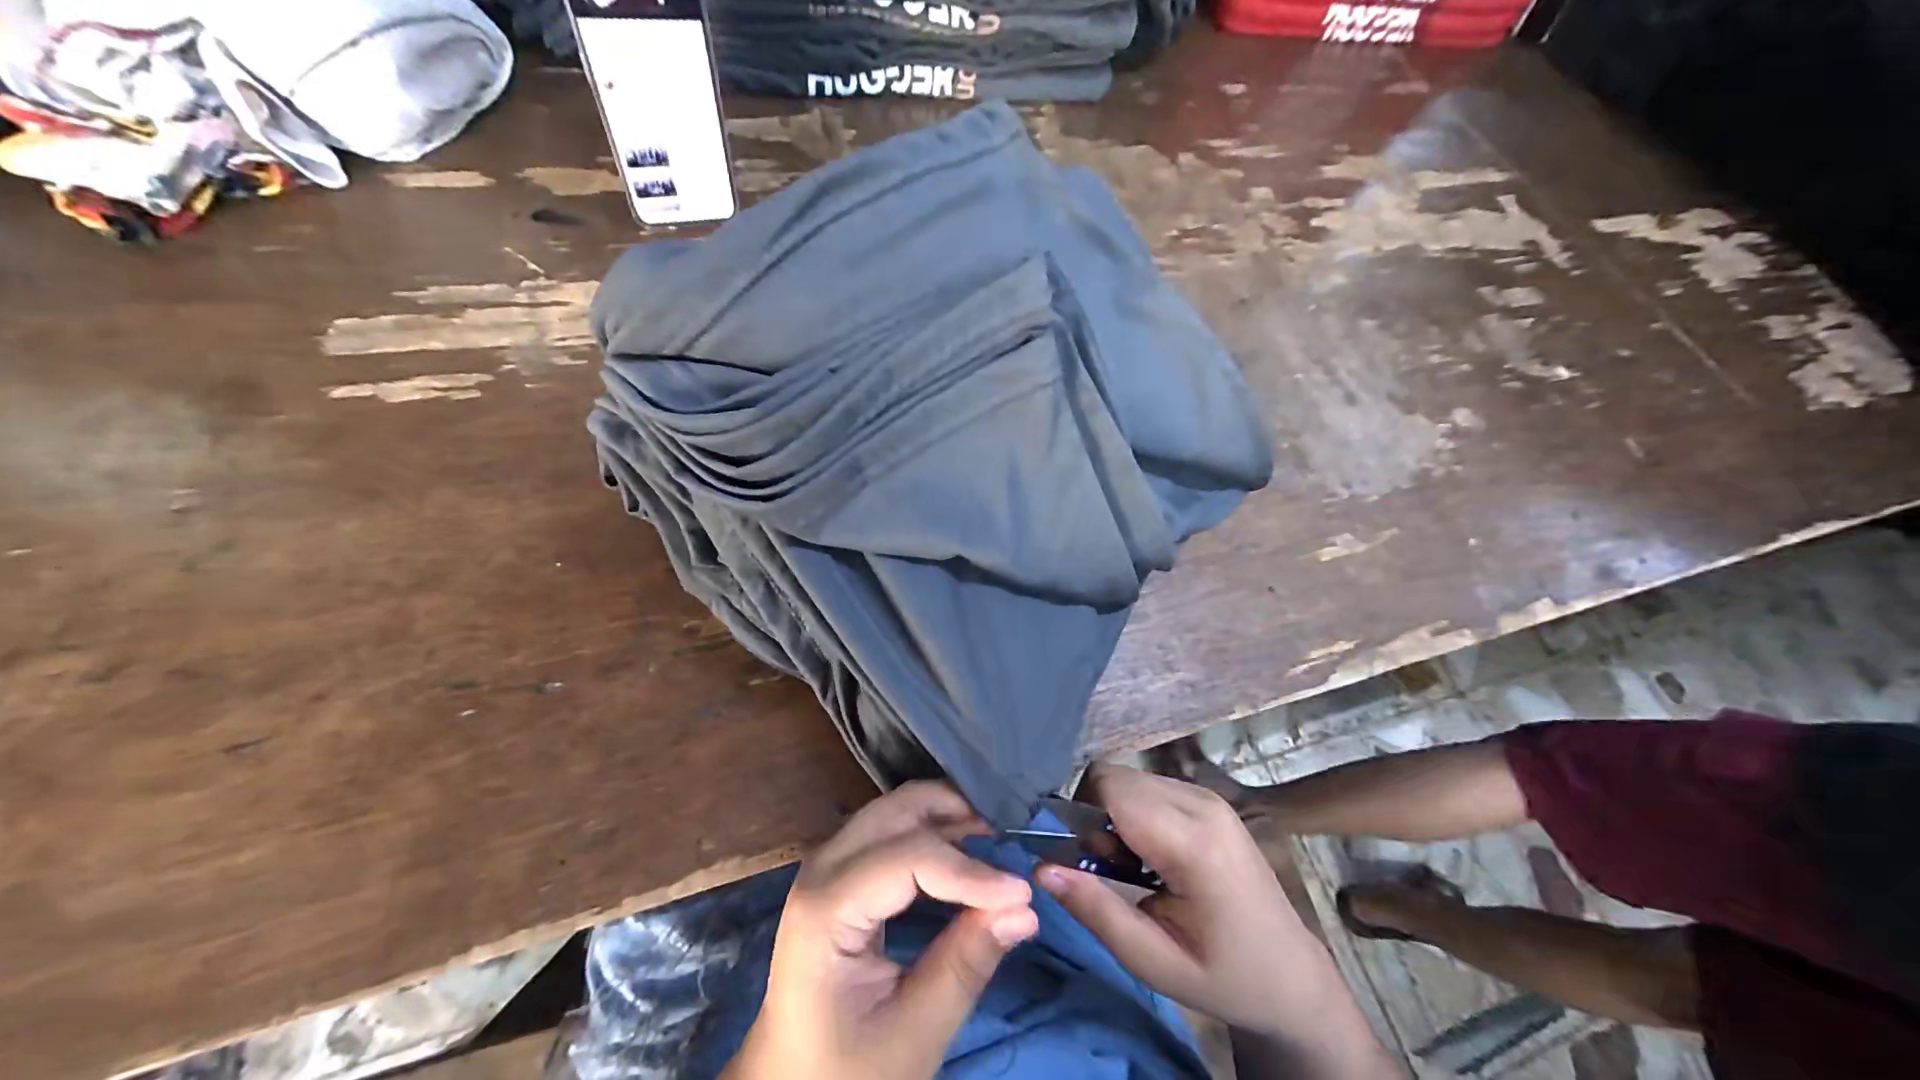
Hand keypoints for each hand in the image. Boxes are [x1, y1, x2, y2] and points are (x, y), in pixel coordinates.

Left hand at [722, 782, 1038, 1079]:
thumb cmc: (844, 1071)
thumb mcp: (912, 1034)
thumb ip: (965, 964)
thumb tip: (1024, 910)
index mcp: (826, 909)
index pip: (909, 858)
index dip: (970, 871)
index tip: (1022, 893)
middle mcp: (821, 869)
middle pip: (897, 812)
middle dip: (957, 817)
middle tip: (1009, 845)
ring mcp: (826, 865)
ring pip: (894, 811)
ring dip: (945, 817)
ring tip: (994, 845)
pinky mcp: (838, 872)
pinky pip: (889, 830)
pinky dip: (930, 831)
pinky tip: (963, 852)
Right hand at [1035, 763, 1398, 1078]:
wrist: (1292, 976)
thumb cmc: (1224, 977)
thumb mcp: (1153, 961)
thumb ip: (1095, 910)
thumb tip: (1041, 869)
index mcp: (1193, 841)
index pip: (1110, 787)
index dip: (1080, 816)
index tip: (1084, 862)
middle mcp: (1202, 803)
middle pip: (1115, 778)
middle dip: (1094, 816)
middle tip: (1105, 869)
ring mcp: (1210, 797)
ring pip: (1129, 779)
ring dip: (1113, 815)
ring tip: (1130, 868)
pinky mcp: (1210, 799)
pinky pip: (1148, 786)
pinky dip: (1133, 813)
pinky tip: (1150, 857)